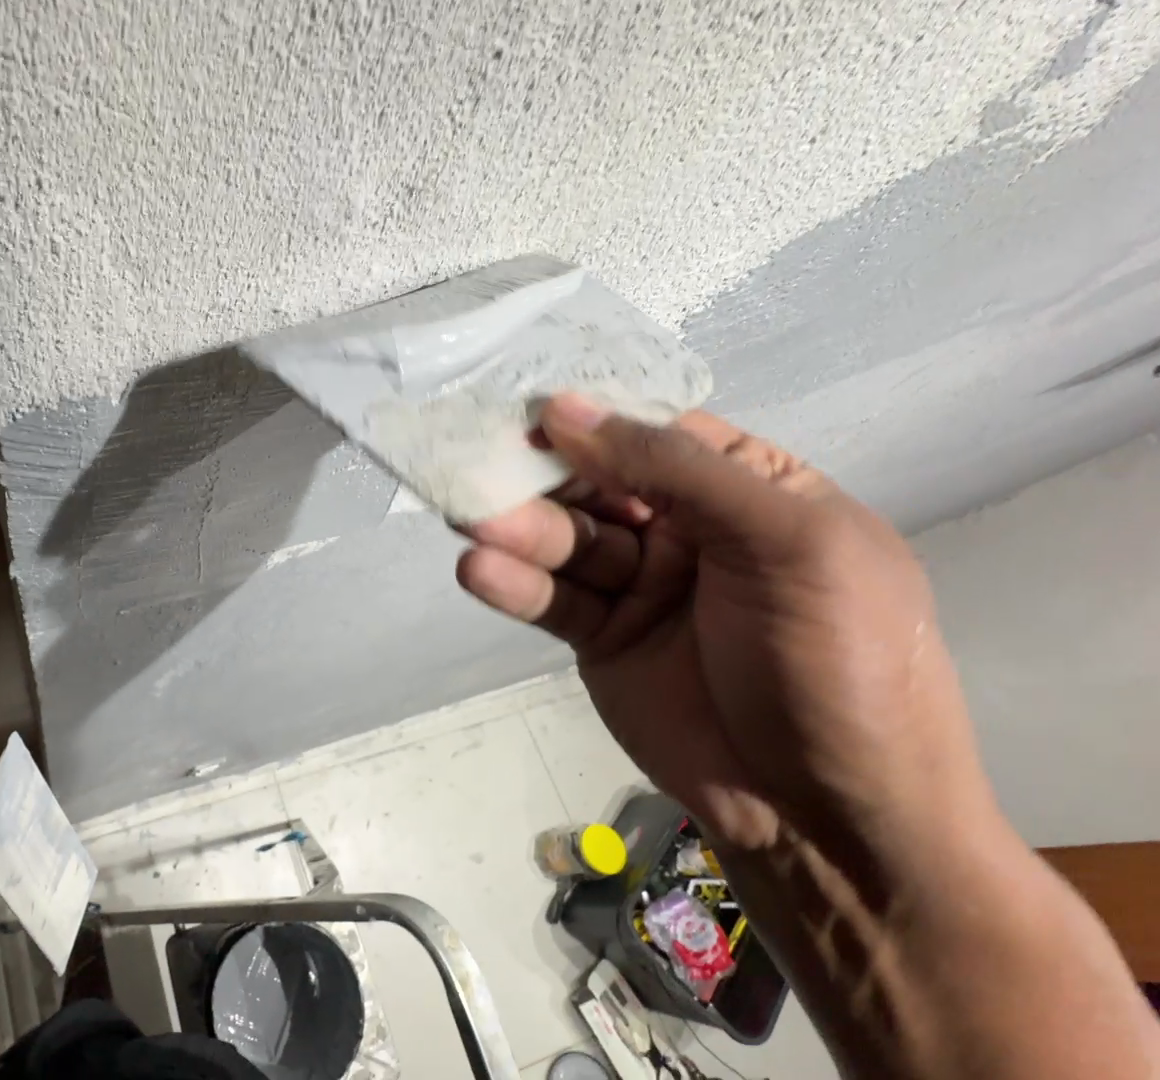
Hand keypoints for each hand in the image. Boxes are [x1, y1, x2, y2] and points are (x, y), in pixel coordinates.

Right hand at [456, 395, 993, 853]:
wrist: (826, 816)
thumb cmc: (836, 662)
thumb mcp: (787, 544)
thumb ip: (676, 471)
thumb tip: (565, 408)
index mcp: (750, 491)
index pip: (657, 431)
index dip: (592, 415)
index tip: (525, 406)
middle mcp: (689, 528)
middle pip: (596, 482)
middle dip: (540, 474)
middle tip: (476, 465)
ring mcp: (641, 585)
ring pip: (565, 540)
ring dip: (517, 529)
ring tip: (470, 521)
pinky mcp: (600, 637)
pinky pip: (552, 598)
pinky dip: (513, 584)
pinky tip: (479, 571)